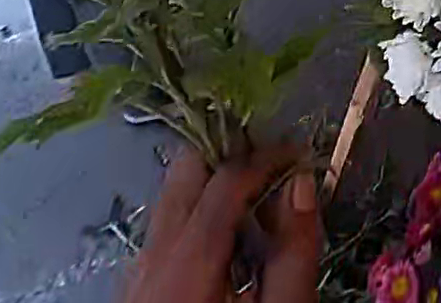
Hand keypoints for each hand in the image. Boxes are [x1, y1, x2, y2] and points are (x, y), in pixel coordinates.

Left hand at [124, 147, 320, 302]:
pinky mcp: (137, 289)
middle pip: (185, 168)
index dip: (270, 155)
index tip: (303, 157)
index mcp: (185, 268)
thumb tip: (303, 180)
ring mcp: (137, 274)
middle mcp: (150, 260)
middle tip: (276, 166)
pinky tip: (235, 238)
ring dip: (218, 178)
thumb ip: (295, 249)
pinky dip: (202, 207)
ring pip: (174, 192)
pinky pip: (168, 223)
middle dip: (234, 152)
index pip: (226, 179)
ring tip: (261, 200)